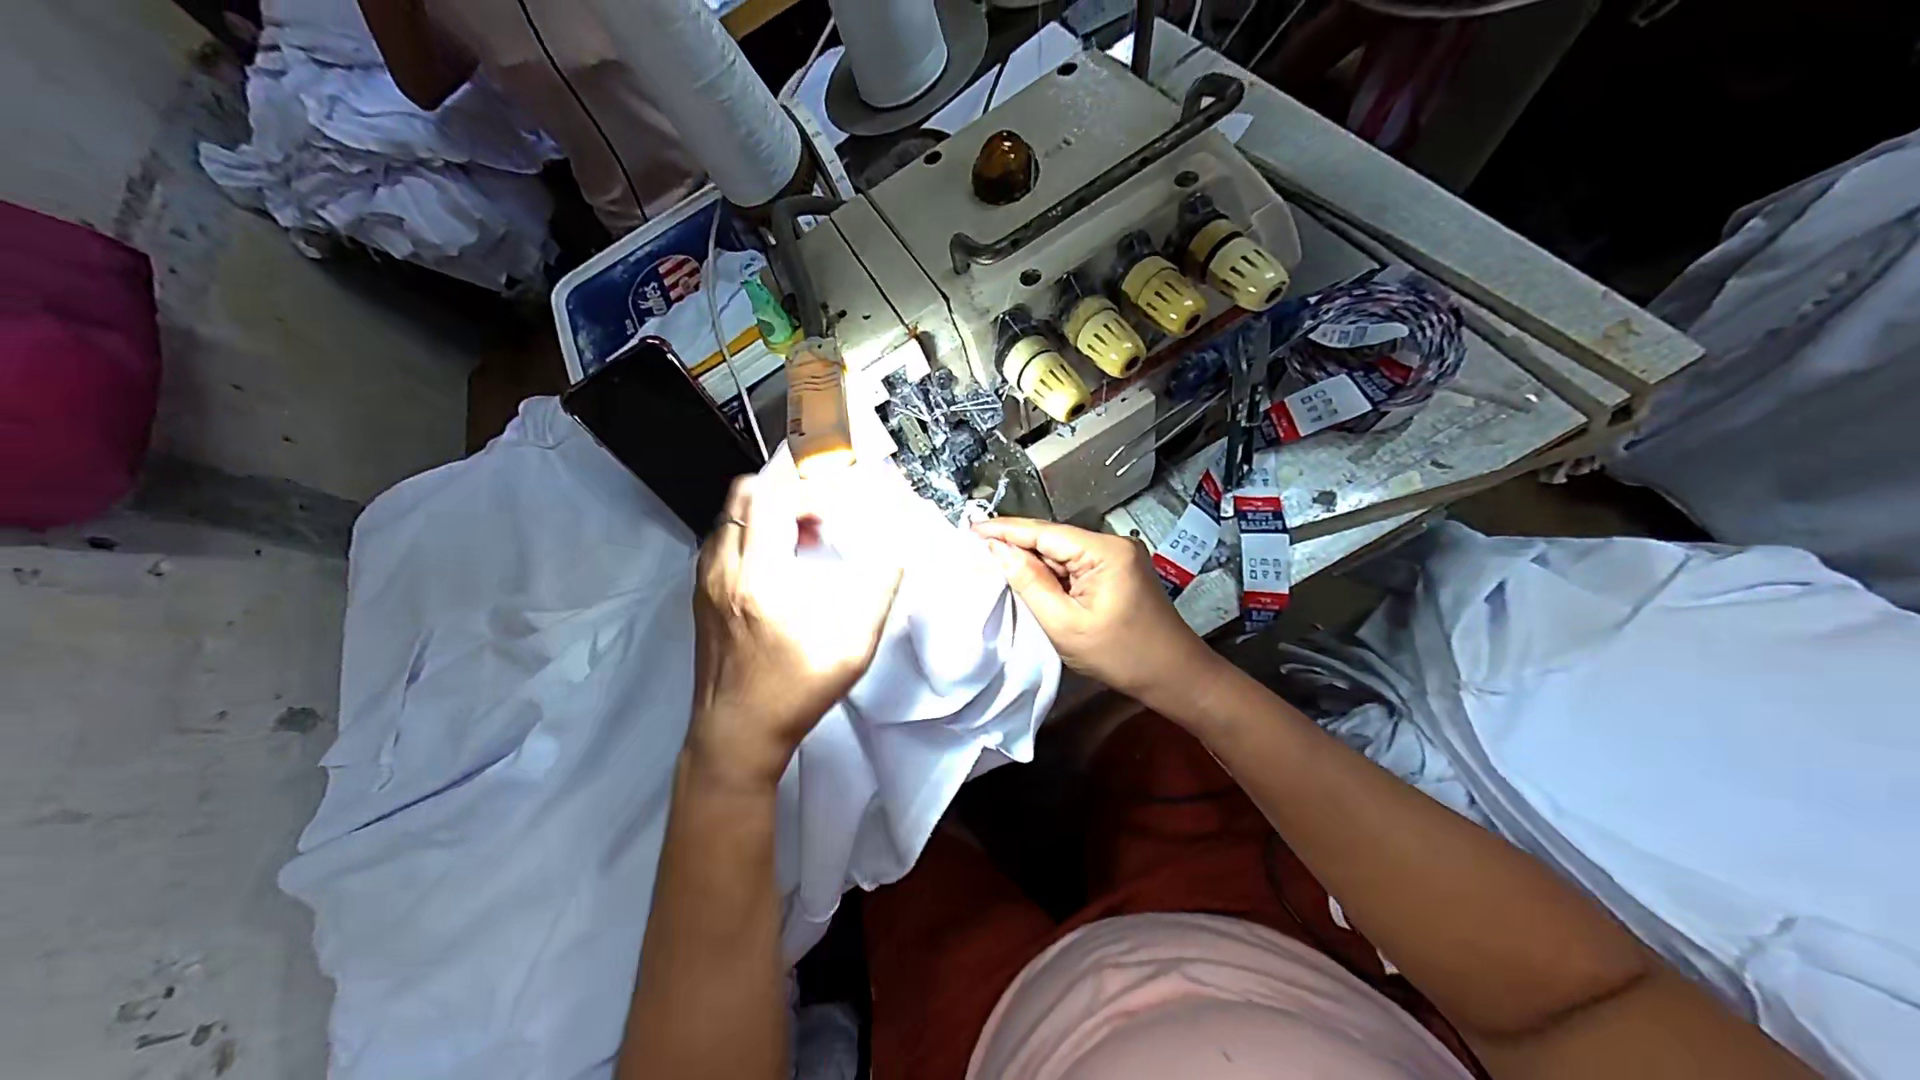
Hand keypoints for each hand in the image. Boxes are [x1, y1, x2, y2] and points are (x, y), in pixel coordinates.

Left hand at [689, 473, 904, 789]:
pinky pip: (724, 537)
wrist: (737, 732)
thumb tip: (893, 552)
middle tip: (818, 514)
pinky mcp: (701, 591)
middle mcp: (723, 569)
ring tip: (801, 537)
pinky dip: (752, 531)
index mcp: (758, 578)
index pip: (772, 497)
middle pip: (745, 493)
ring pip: (731, 513)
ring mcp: (706, 579)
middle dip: (787, 490)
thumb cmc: (793, 692)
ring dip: (768, 510)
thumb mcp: (852, 646)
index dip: (808, 490)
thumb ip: (878, 591)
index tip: (834, 511)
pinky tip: (778, 561)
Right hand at [973, 517, 1220, 709]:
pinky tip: (1028, 576)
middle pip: (1053, 538)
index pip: (1045, 532)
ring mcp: (1118, 555)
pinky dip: (1051, 571)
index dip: (1006, 530)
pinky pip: (1075, 563)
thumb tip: (999, 551)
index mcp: (1105, 552)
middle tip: (975, 545)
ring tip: (993, 560)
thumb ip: (1030, 583)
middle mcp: (1113, 544)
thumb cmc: (1121, 656)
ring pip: (1063, 552)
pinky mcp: (1118, 569)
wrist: (1173, 675)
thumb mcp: (1065, 624)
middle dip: (1016, 543)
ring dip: (1032, 559)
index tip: (972, 528)